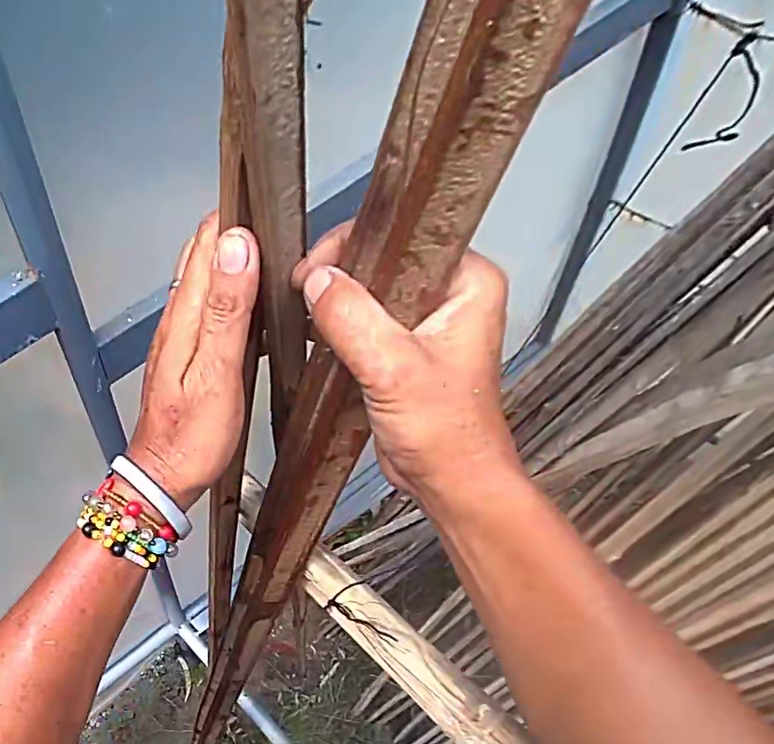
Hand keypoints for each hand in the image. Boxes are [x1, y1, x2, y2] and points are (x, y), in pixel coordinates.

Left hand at [125, 214, 259, 512]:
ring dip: (233, 258)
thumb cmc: (191, 438)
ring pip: (204, 280)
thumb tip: (235, 247)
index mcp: (183, 319)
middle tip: (275, 217)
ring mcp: (178, 338)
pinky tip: (249, 301)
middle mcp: (175, 322)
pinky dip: (229, 293)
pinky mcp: (184, 356)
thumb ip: (226, 309)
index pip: (205, 244)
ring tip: (270, 248)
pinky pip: (207, 309)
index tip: (267, 196)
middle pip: (201, 256)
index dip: (234, 215)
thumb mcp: (216, 372)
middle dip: (235, 230)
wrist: (165, 477)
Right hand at [291, 221, 522, 508]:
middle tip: (306, 293)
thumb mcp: (394, 370)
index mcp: (467, 284)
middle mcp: (447, 297)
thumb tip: (318, 282)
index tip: (316, 269)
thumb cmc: (448, 433)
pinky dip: (337, 331)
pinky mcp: (400, 349)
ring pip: (367, 294)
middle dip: (338, 278)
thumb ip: (353, 320)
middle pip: (380, 262)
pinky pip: (362, 324)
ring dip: (334, 307)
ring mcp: (421, 324)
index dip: (352, 246)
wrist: (446, 477)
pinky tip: (319, 340)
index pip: (402, 236)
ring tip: (310, 318)